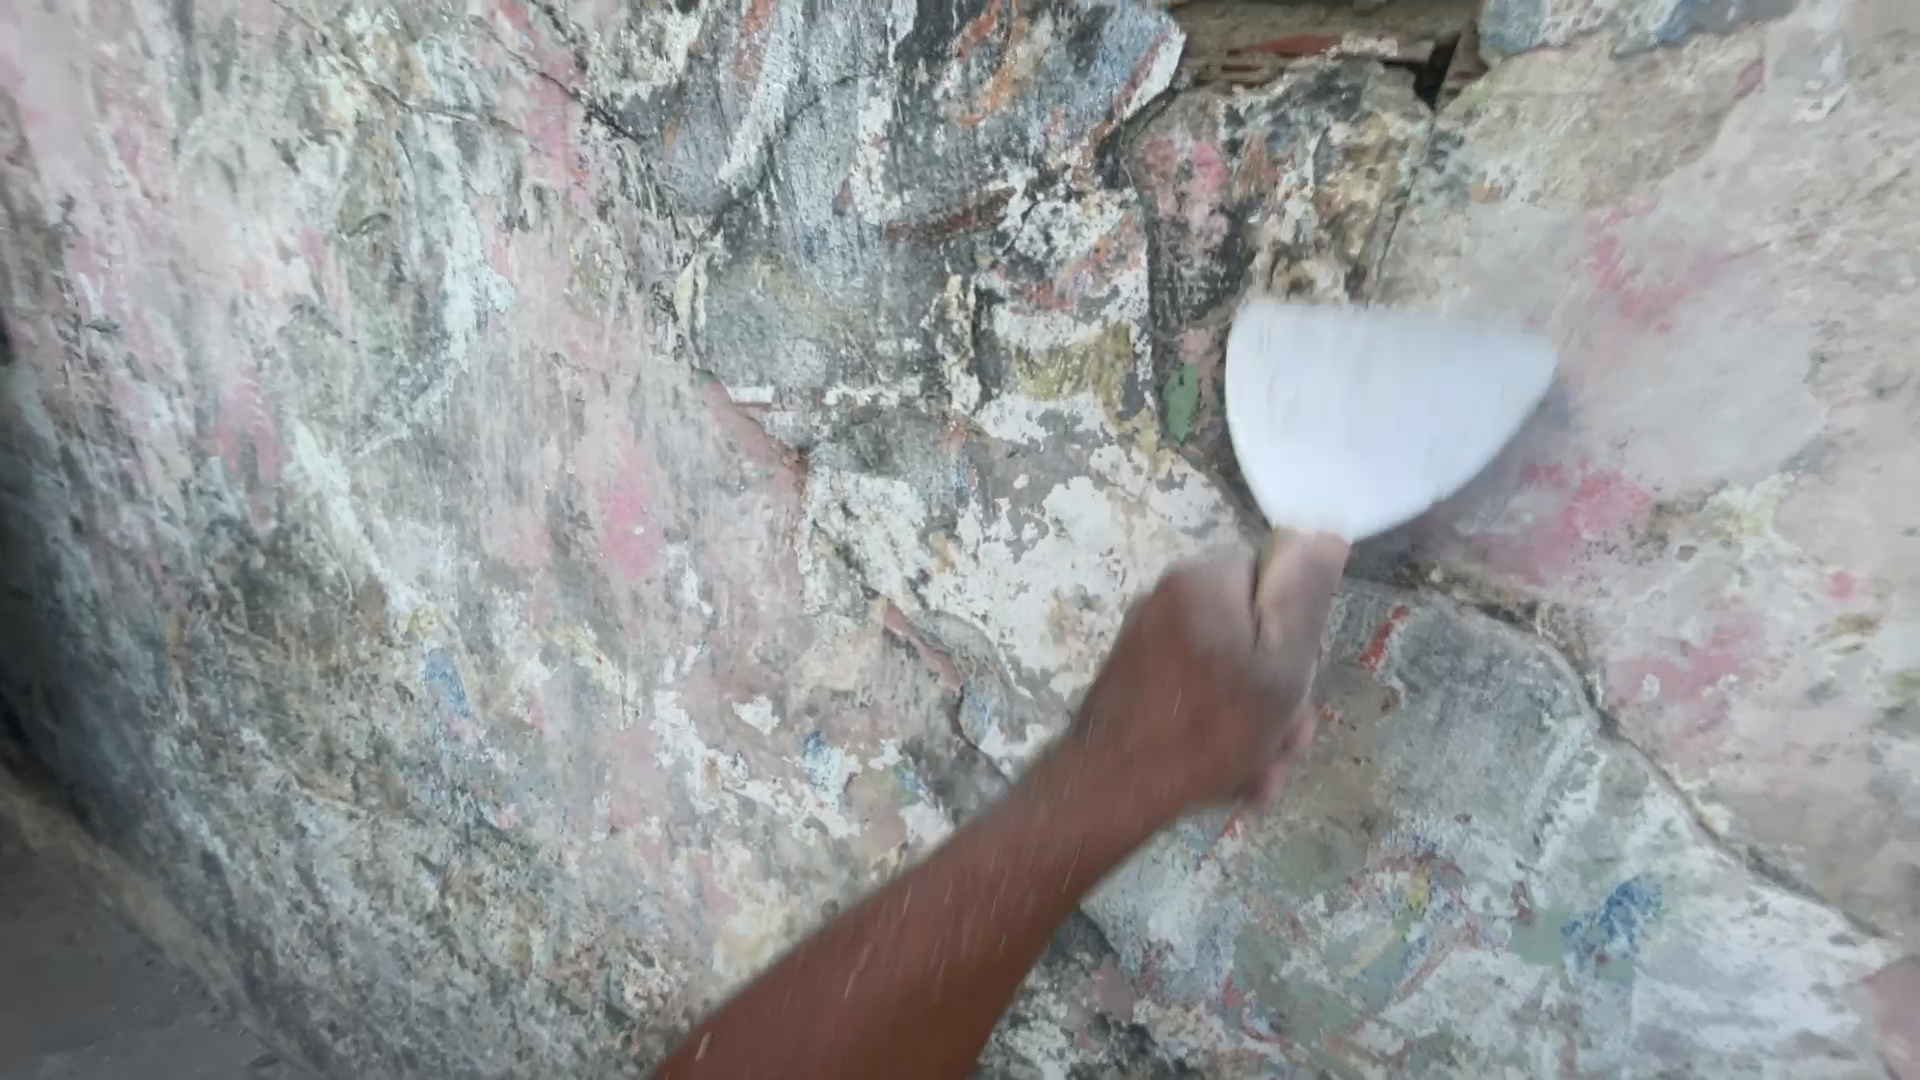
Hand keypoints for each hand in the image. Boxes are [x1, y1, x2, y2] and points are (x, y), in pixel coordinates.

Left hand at [1058, 534, 1348, 831]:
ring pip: (1227, 672)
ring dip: (1255, 723)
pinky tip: (1233, 776)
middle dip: (1278, 693)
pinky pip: (1195, 692)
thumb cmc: (1208, 727)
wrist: (1113, 785)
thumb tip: (1323, 533)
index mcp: (1202, 582)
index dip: (1298, 631)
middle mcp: (1168, 599)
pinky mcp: (1134, 675)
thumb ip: (1303, 597)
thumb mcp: (1279, 664)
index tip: (1299, 679)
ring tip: (1261, 773)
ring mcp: (1147, 639)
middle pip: (1251, 632)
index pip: (1273, 578)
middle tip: (1286, 742)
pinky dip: (1218, 728)